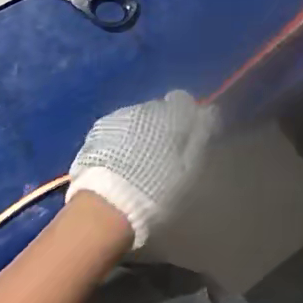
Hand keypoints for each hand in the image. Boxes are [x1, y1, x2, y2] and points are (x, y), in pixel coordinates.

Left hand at [66, 90, 218, 248]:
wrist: (107, 201)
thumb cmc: (156, 188)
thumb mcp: (188, 168)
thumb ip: (197, 138)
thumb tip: (206, 116)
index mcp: (167, 115)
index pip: (183, 101)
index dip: (187, 116)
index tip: (190, 134)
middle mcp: (140, 109)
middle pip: (156, 109)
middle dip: (163, 125)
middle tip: (166, 151)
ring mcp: (116, 117)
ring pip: (136, 118)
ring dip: (141, 131)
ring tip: (141, 158)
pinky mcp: (96, 130)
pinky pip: (116, 127)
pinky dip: (122, 138)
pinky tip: (121, 159)